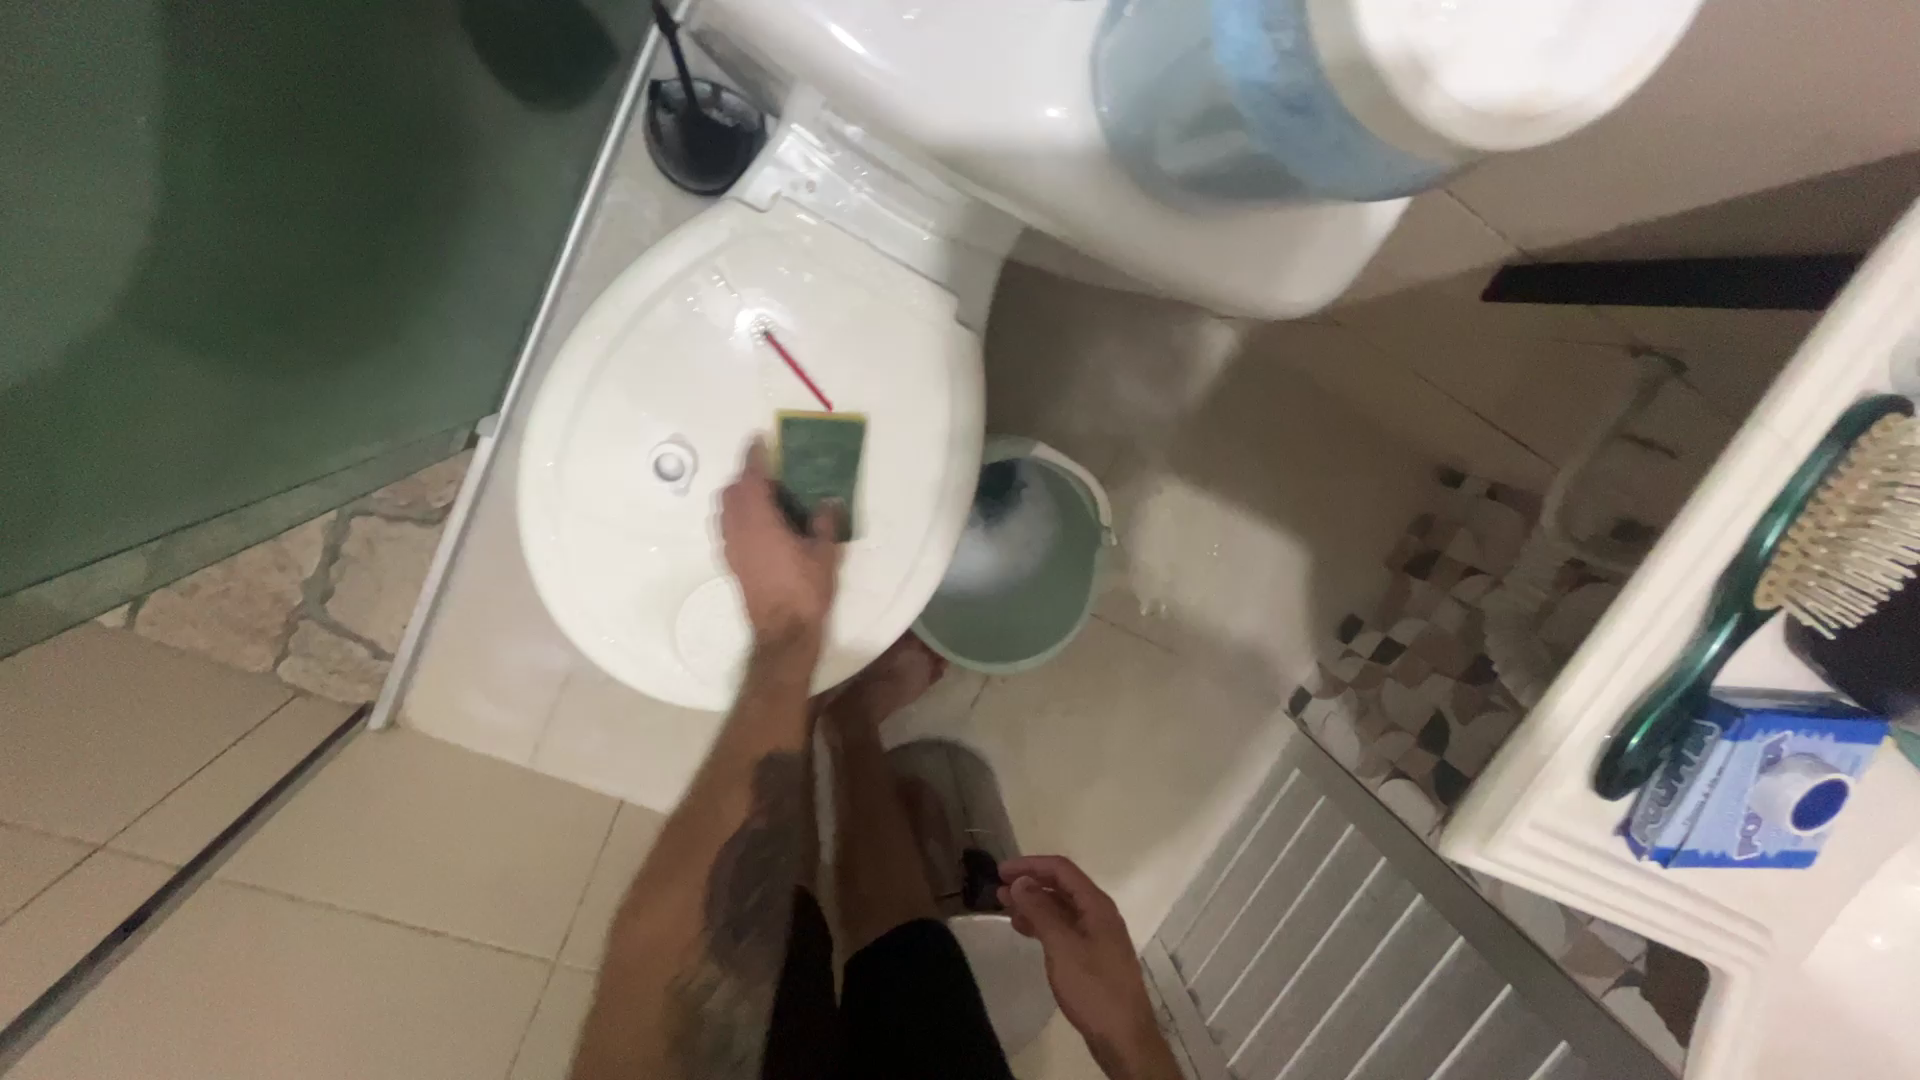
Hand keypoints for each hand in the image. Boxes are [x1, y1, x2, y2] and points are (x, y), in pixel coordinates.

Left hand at [720, 438, 841, 646]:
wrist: (783, 633)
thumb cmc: (806, 591)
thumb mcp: (825, 554)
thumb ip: (825, 523)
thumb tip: (828, 502)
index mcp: (759, 521)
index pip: (751, 478)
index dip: (754, 456)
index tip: (760, 439)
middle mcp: (738, 530)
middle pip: (731, 491)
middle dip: (745, 475)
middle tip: (768, 470)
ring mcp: (730, 548)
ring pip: (724, 510)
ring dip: (738, 495)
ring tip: (762, 495)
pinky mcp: (730, 563)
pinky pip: (726, 528)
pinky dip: (736, 515)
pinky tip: (758, 524)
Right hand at [999, 856, 1180, 1079]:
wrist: (1125, 1040)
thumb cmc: (1093, 989)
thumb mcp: (1062, 947)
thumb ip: (1040, 911)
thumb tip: (1021, 881)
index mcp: (1096, 905)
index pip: (1061, 869)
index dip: (1030, 865)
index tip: (1001, 872)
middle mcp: (1099, 914)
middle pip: (1062, 886)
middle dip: (1030, 883)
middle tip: (999, 890)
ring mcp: (1097, 936)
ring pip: (1061, 908)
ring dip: (1034, 904)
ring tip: (1006, 909)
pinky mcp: (1093, 957)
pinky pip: (1064, 928)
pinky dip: (1043, 924)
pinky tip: (1026, 930)